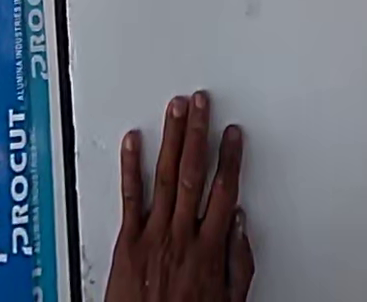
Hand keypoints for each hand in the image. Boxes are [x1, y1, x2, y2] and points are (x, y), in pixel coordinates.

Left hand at [105, 92, 253, 301]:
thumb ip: (237, 263)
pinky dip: (130, 166)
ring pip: (166, 175)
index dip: (229, 159)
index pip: (222, 191)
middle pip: (194, 173)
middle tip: (201, 102)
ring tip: (176, 108)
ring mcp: (153, 234)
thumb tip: (239, 220)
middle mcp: (181, 236)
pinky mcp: (128, 241)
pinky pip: (130, 197)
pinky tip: (132, 139)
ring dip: (172, 138)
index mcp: (208, 251)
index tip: (232, 133)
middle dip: (199, 133)